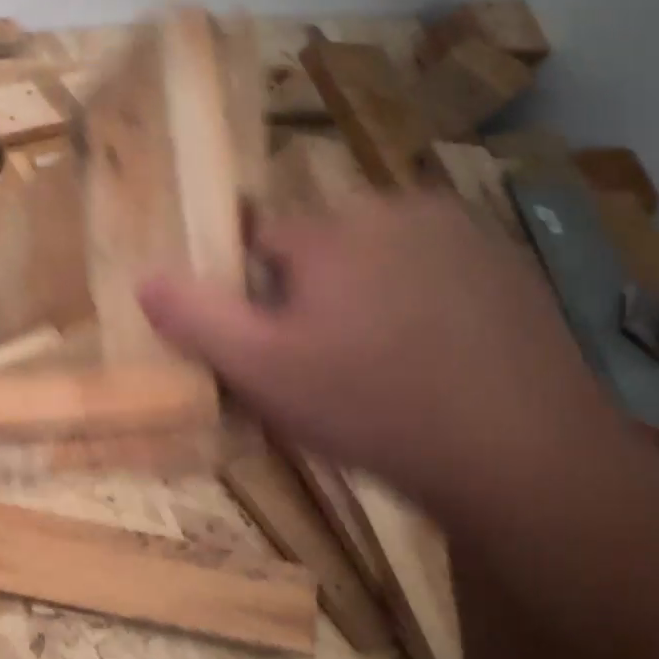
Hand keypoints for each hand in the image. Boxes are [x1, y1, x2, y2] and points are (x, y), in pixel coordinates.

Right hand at [138, 193, 617, 509]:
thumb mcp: (257, 369)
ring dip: (356, 297)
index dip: (245, 294)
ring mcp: (465, 234)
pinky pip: (428, 275)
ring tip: (364, 365)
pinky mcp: (508, 268)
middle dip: (302, 293)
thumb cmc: (365, 405)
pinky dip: (410, 306)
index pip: (256, 240)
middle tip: (308, 363)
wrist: (514, 449)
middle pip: (318, 246)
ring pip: (374, 259)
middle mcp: (401, 209)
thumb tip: (144, 276)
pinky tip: (418, 360)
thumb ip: (195, 318)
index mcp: (333, 229)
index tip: (258, 347)